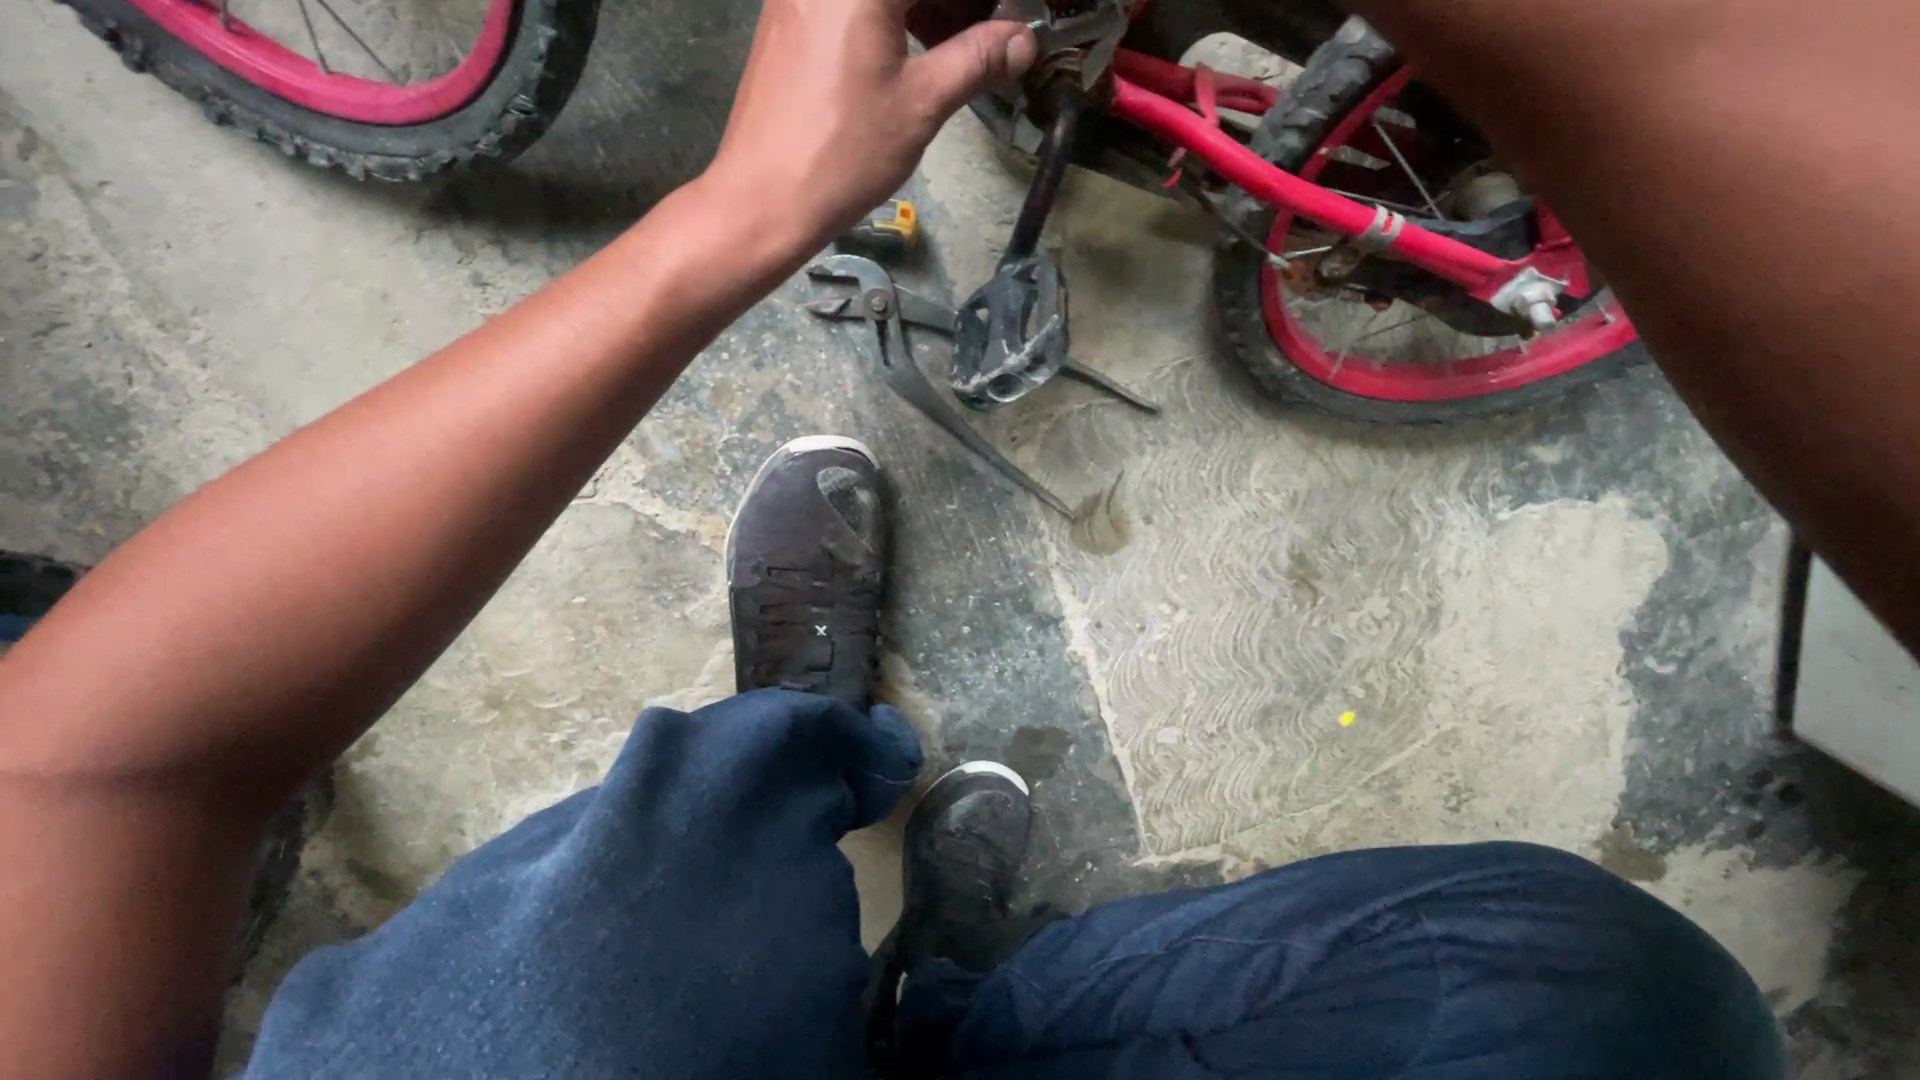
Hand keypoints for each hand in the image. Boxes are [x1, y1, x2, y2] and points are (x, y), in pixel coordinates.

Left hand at [706, 0, 1036, 250]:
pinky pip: (848, 0)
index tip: (1006, 21)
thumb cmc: (844, 154)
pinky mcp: (787, 15)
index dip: (979, 4)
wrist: (762, 200)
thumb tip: (1025, 39)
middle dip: (953, 4)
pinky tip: (911, 51)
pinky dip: (889, 13)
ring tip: (956, 47)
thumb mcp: (920, 105)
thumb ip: (975, 59)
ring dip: (924, 6)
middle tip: (987, 35)